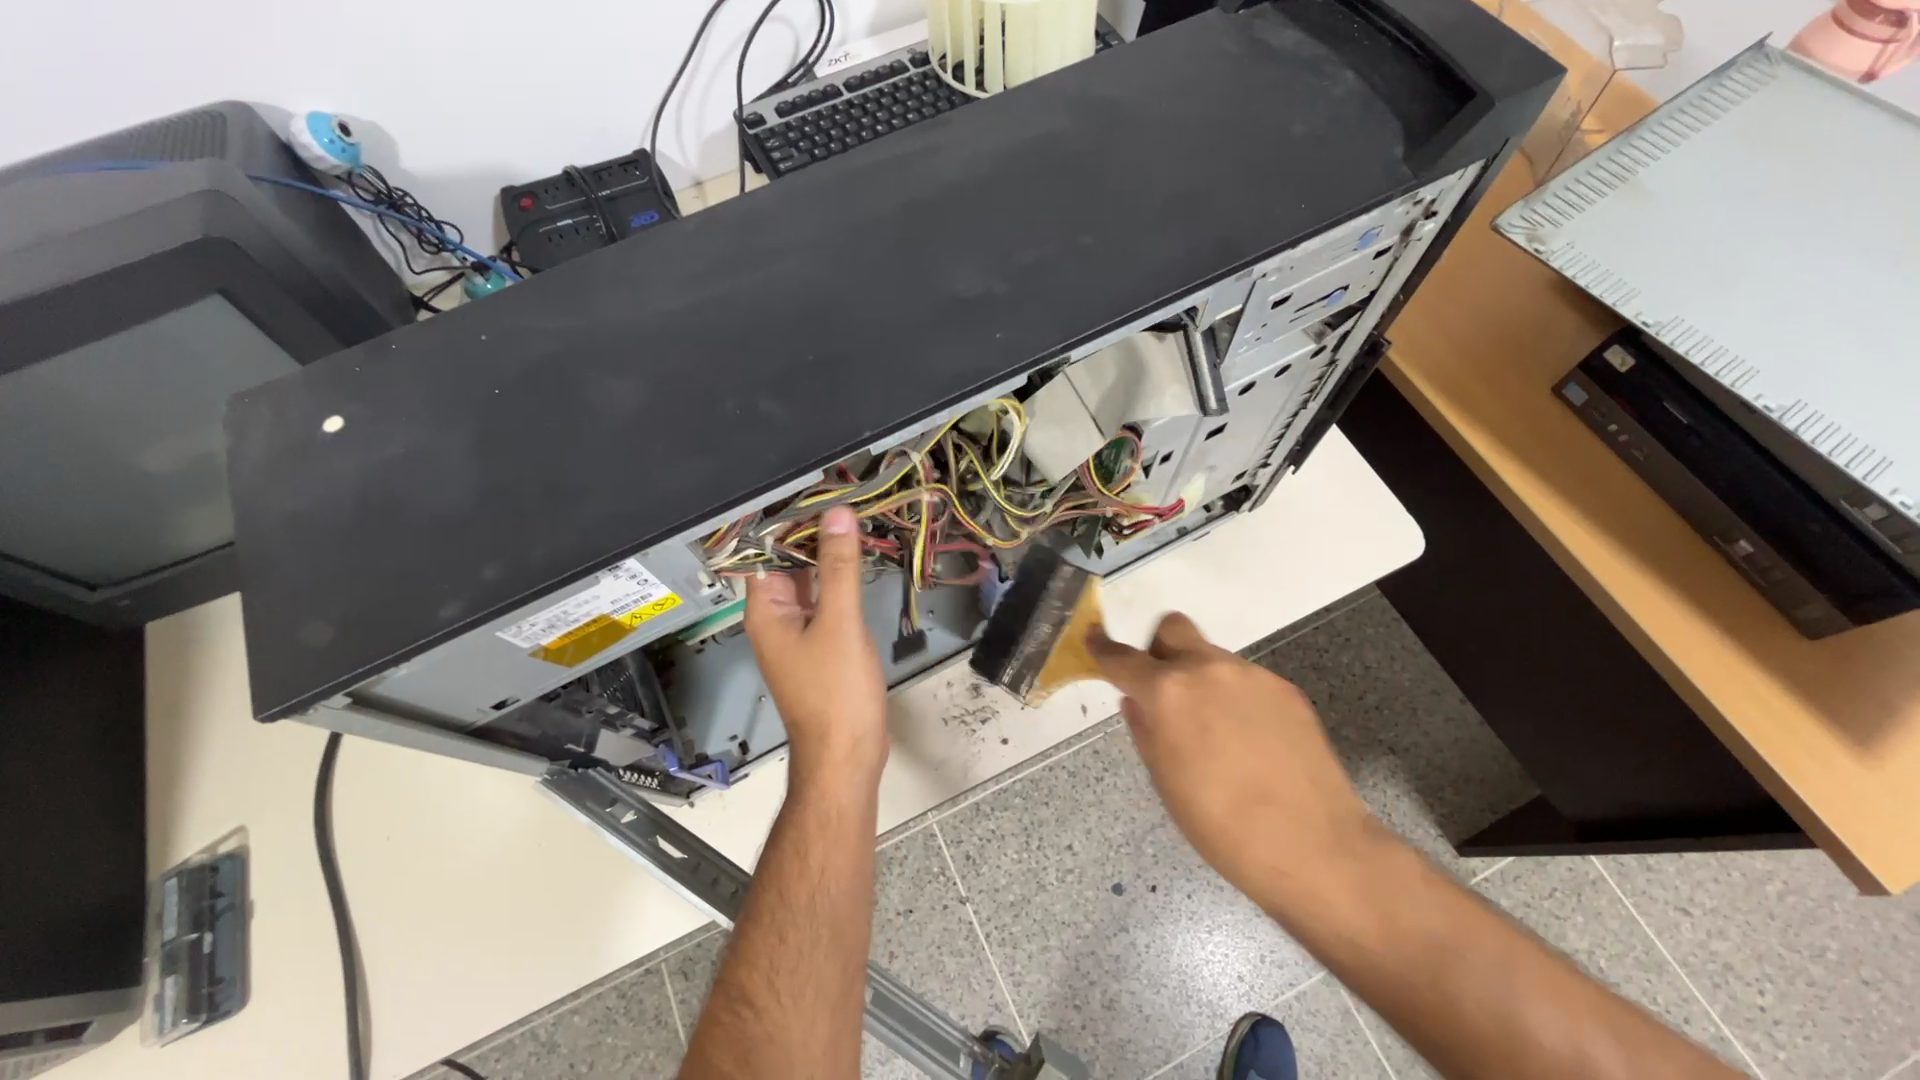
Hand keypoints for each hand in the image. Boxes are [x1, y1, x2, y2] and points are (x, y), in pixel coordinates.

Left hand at [746, 505, 889, 785]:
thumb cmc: (835, 691)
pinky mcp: (821, 647)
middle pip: (785, 563)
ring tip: (854, 516)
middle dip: (811, 532)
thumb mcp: (840, 622)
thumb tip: (837, 514)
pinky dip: (838, 582)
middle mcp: (774, 618)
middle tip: (844, 495)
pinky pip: (824, 603)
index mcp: (764, 610)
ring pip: (808, 582)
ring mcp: (798, 634)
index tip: (814, 488)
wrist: (847, 755)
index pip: (762, 550)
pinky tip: (859, 561)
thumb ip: (839, 567)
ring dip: (827, 555)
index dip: (784, 519)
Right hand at [1088, 613, 1373, 902]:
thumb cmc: (1219, 825)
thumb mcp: (1165, 781)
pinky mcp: (1287, 690)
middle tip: (1164, 691)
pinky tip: (1251, 744)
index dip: (1103, 649)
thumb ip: (1146, 731)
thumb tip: (1137, 702)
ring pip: (1213, 659)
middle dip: (1160, 650)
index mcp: (1168, 692)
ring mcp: (1252, 676)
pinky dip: (1236, 701)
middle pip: (1173, 629)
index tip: (1094, 642)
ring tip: (1216, 735)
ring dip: (1202, 681)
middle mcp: (1208, 669)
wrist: (1310, 844)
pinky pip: (1247, 682)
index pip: (1123, 658)